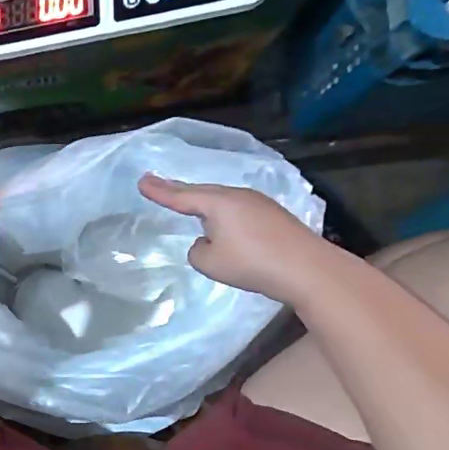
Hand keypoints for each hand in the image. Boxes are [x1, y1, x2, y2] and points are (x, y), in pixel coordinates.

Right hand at [138, 174, 317, 296]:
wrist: (306, 267)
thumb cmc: (251, 264)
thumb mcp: (209, 262)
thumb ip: (197, 250)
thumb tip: (207, 241)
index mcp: (218, 203)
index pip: (181, 197)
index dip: (159, 192)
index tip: (142, 182)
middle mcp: (237, 196)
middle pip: (201, 192)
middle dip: (179, 190)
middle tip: (157, 184)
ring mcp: (258, 203)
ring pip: (221, 199)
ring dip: (202, 201)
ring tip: (188, 202)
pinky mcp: (271, 215)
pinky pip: (237, 209)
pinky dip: (222, 212)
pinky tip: (222, 222)